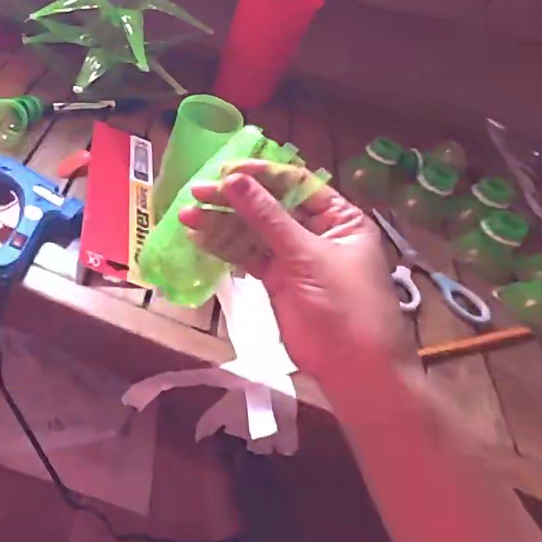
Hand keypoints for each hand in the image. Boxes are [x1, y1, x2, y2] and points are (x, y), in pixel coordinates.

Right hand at [179, 161, 413, 398]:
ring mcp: (294, 255)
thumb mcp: (306, 255)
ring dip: (220, 223)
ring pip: (251, 230)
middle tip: (197, 193)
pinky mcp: (276, 277)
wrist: (355, 370)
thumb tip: (233, 180)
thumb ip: (266, 216)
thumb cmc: (345, 305)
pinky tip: (199, 238)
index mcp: (338, 218)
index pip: (295, 183)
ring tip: (187, 217)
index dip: (259, 174)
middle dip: (232, 200)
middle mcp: (316, 231)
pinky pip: (246, 254)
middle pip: (268, 205)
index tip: (224, 171)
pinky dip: (223, 246)